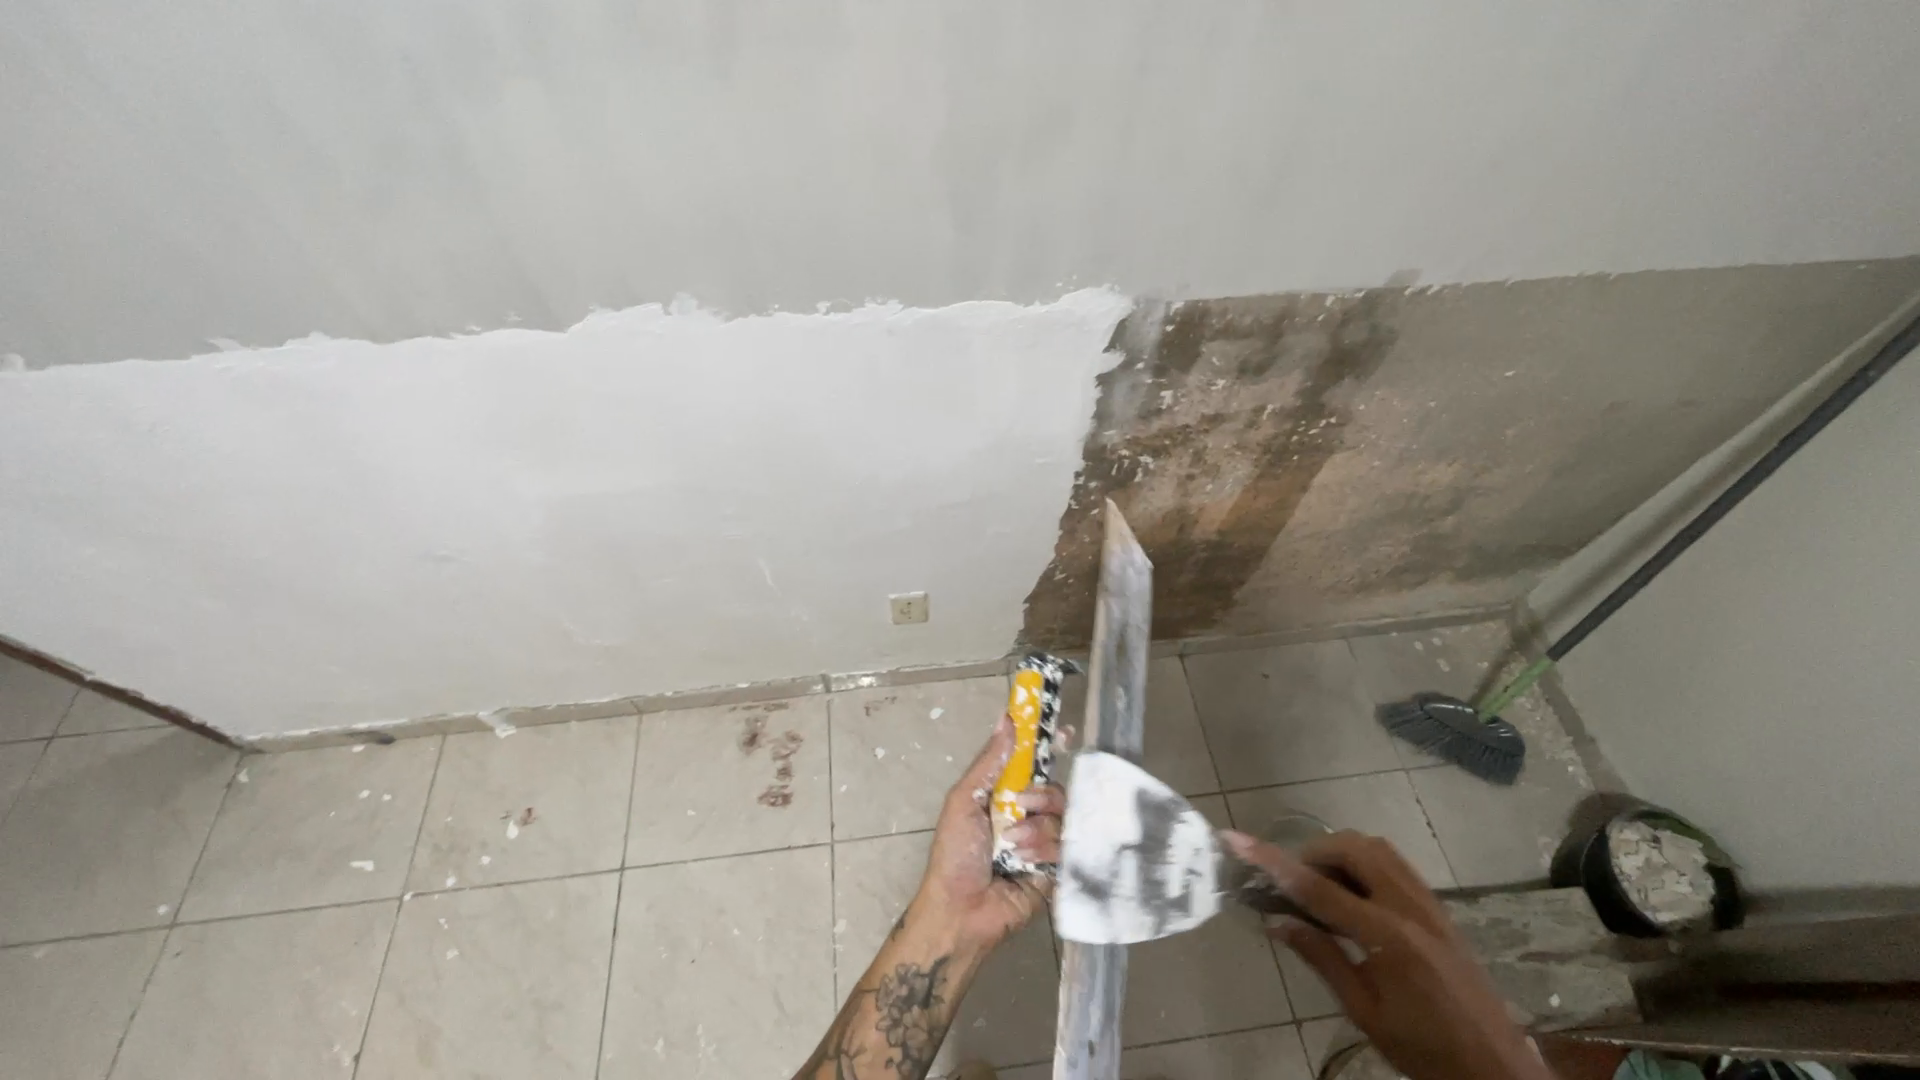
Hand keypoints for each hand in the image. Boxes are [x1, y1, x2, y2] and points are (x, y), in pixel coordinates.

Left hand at [910, 713, 1063, 954]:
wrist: (962, 910)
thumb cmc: (955, 853)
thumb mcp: (964, 801)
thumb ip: (989, 762)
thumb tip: (1006, 718)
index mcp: (1004, 796)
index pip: (1033, 764)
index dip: (1049, 746)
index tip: (1064, 731)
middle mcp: (1028, 816)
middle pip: (1055, 790)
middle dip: (1042, 794)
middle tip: (1022, 803)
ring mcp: (1044, 842)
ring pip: (1063, 817)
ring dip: (1036, 828)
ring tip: (1012, 844)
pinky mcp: (1057, 869)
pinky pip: (1067, 846)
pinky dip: (1044, 850)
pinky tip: (1024, 862)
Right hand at [1221, 829, 1551, 1079]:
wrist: (1496, 1070)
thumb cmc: (1424, 1049)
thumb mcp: (1364, 1011)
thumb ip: (1322, 958)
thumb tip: (1277, 921)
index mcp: (1388, 938)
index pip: (1317, 888)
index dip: (1272, 861)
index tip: (1236, 839)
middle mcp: (1410, 908)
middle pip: (1352, 849)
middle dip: (1313, 852)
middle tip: (1291, 881)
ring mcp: (1430, 904)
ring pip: (1377, 848)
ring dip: (1340, 853)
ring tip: (1321, 886)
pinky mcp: (1439, 909)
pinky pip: (1395, 864)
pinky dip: (1365, 863)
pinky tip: (1354, 896)